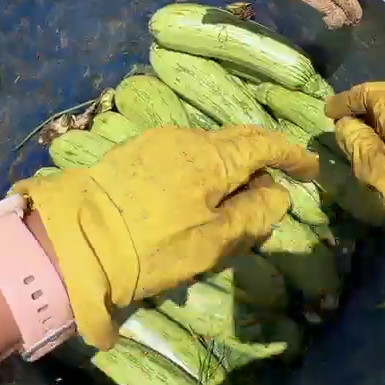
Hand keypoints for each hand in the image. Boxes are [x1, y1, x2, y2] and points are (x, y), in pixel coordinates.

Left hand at [15, 126, 318, 348]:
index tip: (310, 167)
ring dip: (232, 160)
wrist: (75, 241)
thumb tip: (277, 193)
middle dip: (264, 153)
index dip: (292, 155)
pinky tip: (200, 187)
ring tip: (237, 188)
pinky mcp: (136, 151)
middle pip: (239, 137)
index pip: (266, 145)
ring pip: (211, 143)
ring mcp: (159, 141)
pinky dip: (206, 162)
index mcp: (215, 158)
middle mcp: (190, 138)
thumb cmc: (153, 247)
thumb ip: (252, 214)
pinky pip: (185, 149)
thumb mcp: (212, 242)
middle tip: (278, 175)